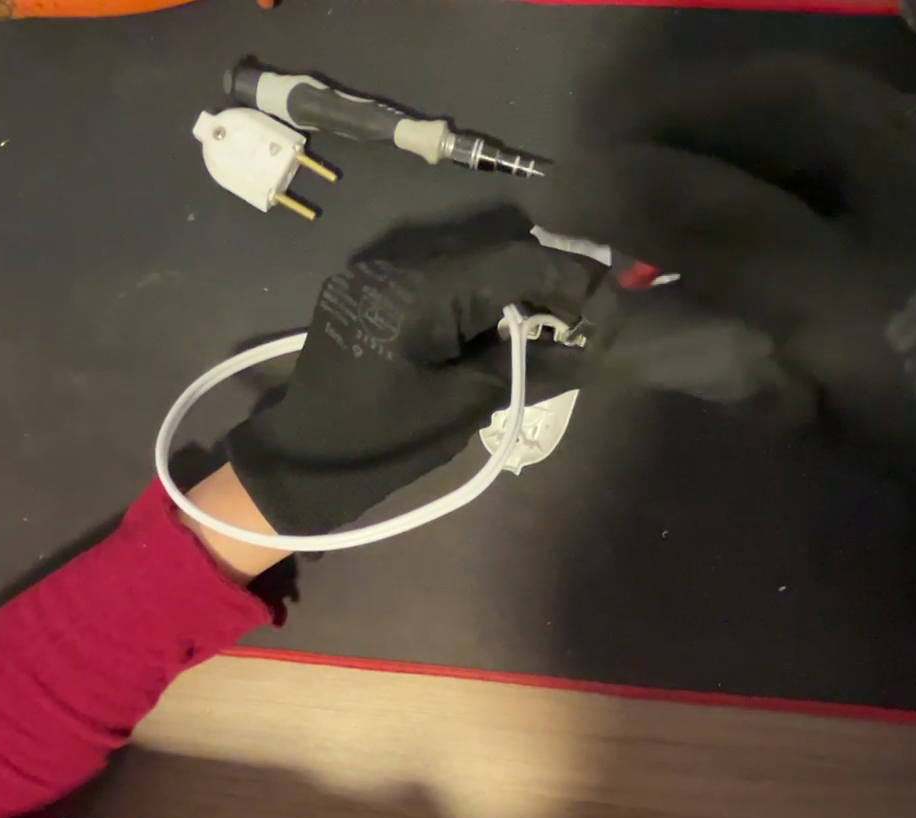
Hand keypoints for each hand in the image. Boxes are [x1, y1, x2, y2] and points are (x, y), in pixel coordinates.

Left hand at [226, 207, 604, 535]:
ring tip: (545, 333)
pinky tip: (493, 335)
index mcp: (415, 294)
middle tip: (582, 322)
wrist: (302, 463)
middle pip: (490, 258)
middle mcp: (394, 267)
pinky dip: (473, 306)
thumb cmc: (380, 446)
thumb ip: (525, 368)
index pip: (510, 262)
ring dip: (508, 296)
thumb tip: (587, 347)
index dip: (568, 277)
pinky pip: (437, 285)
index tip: (612, 299)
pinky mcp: (371, 293)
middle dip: (542, 286)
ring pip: (465, 269)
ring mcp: (377, 276)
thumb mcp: (459, 408)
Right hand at [538, 56, 915, 547]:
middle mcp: (911, 198)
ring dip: (725, 102)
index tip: (552, 193)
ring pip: (822, 86)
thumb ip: (719, 357)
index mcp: (856, 296)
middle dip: (671, 111)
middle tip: (609, 138)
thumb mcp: (816, 424)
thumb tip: (628, 312)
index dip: (616, 192)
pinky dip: (788, 117)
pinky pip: (863, 104)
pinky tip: (759, 151)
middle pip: (770, 106)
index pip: (708, 213)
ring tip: (670, 132)